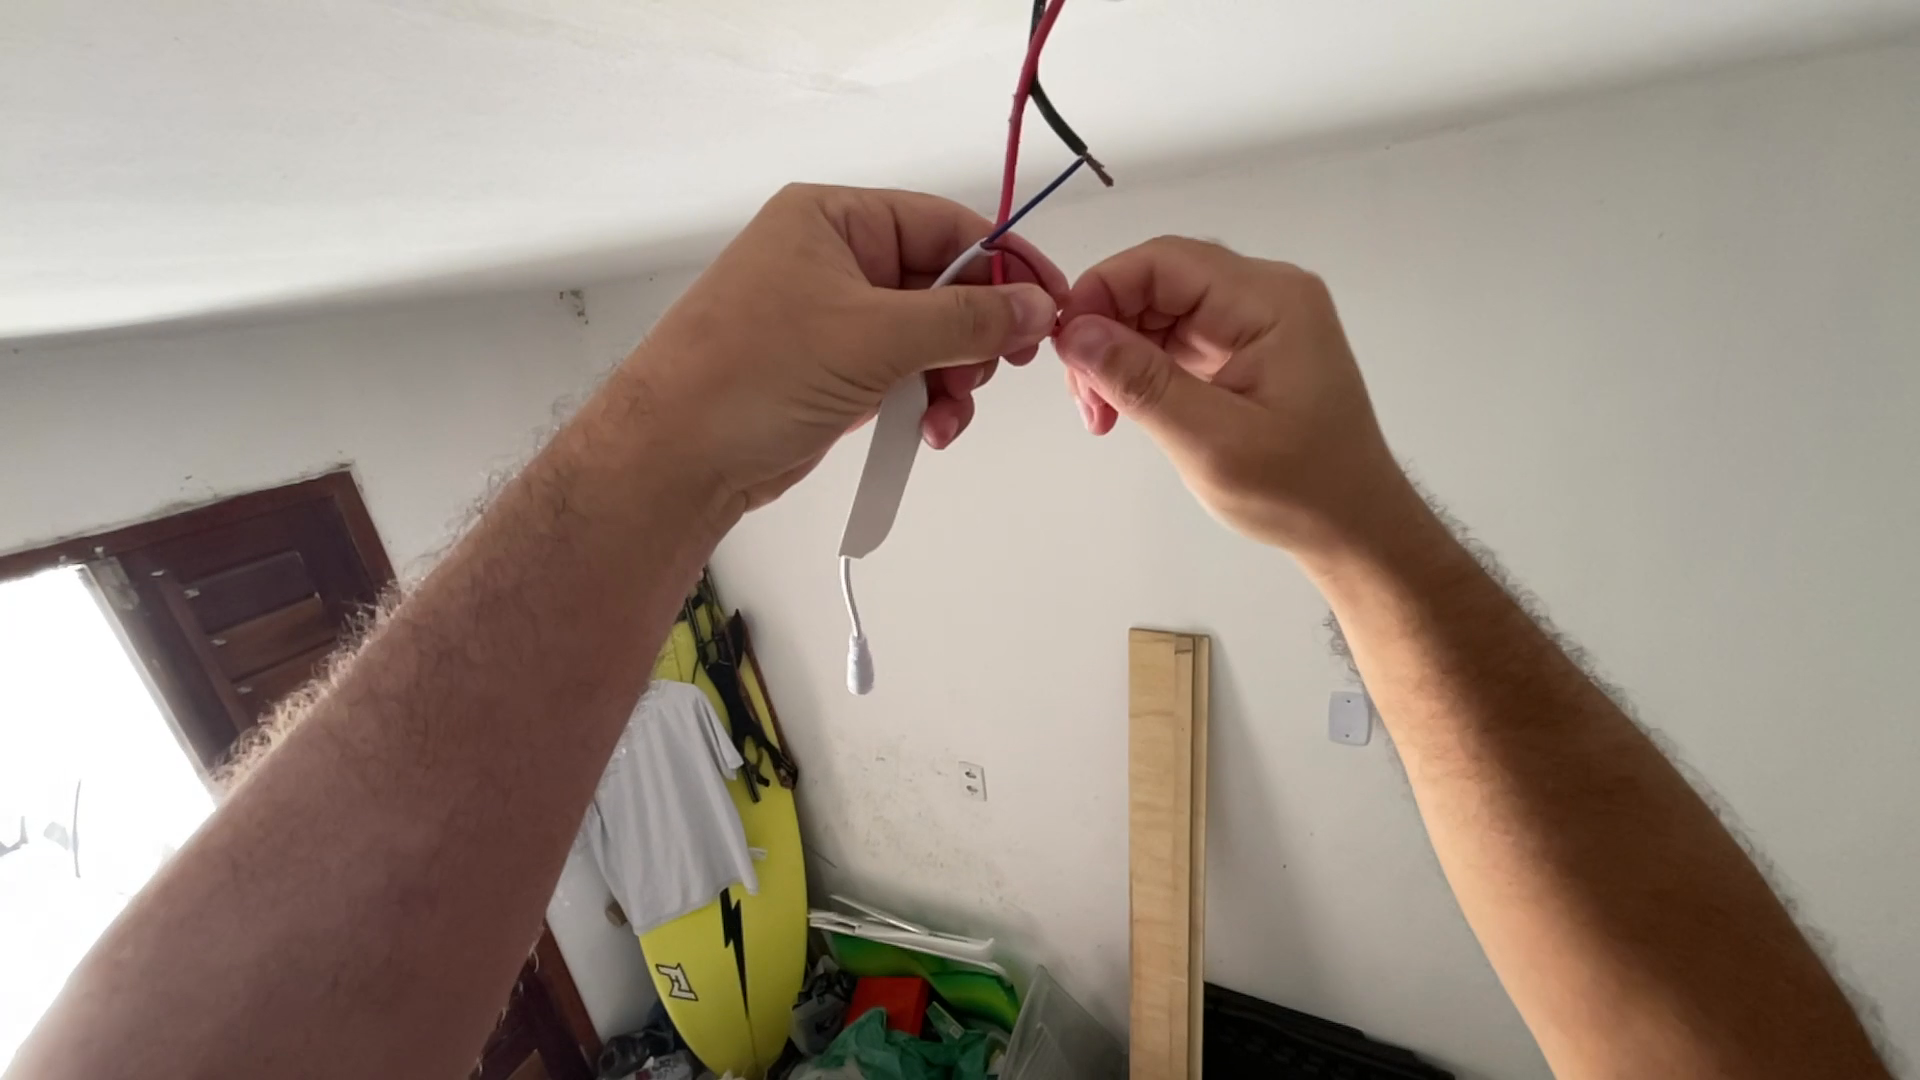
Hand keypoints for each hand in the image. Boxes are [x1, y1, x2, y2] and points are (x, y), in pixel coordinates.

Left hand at [630, 184, 1066, 511]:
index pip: (945, 227)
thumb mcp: (874, 336)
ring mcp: (836, 322)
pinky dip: (925, 402)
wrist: (681, 458)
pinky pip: (904, 376)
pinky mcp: (837, 373)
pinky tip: (930, 432)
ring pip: (928, 340)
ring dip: (952, 379)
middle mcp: (838, 263)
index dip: (1005, 265)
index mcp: (836, 221)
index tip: (1050, 305)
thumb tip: (1037, 306)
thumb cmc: (760, 374)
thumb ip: (965, 320)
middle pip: (942, 287)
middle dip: (974, 336)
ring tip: (949, 417)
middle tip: (996, 371)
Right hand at [1054, 236, 1414, 559]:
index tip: (1064, 350)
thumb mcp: (1210, 441)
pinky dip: (1138, 371)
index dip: (1101, 291)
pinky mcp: (1240, 351)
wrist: (1350, 526)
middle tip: (1083, 398)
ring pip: (1158, 312)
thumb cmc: (1294, 490)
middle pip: (1157, 283)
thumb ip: (1141, 382)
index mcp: (1268, 302)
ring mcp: (1251, 324)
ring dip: (1116, 356)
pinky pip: (1173, 341)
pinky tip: (1122, 410)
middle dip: (1105, 331)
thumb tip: (1074, 333)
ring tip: (1100, 414)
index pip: (1164, 262)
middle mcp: (1262, 296)